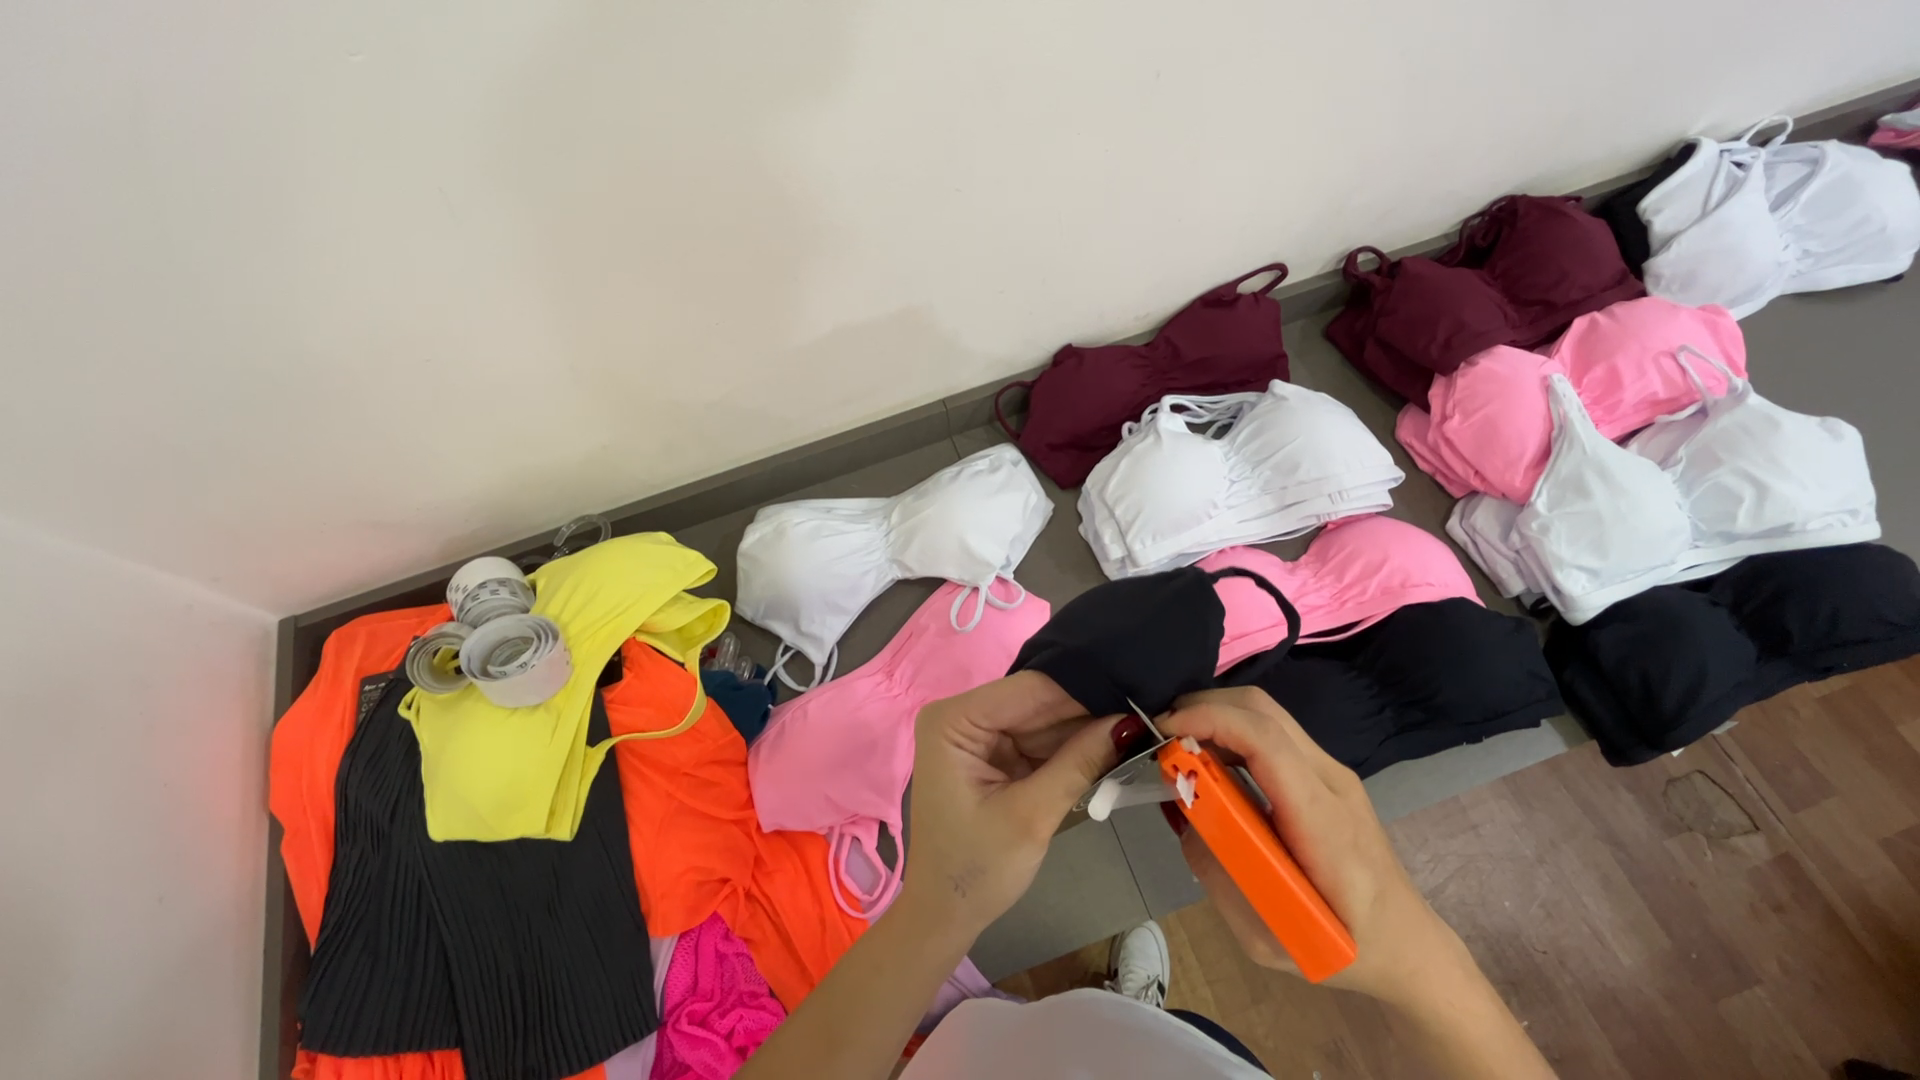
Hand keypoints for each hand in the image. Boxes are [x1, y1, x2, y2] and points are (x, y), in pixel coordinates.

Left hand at [900, 672, 1119, 939]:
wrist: (946, 914)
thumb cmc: (976, 869)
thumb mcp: (1031, 816)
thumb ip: (1079, 763)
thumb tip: (1130, 721)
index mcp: (954, 721)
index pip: (1030, 689)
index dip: (1085, 686)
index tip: (1138, 683)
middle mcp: (963, 715)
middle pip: (1039, 700)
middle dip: (1091, 706)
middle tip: (1150, 703)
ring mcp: (979, 734)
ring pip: (1046, 718)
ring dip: (1089, 725)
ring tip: (1143, 718)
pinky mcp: (995, 754)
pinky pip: (1042, 739)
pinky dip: (1074, 745)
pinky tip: (1116, 739)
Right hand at [1157, 686, 1455, 1004]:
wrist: (1410, 946)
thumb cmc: (1347, 951)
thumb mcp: (1270, 940)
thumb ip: (1219, 878)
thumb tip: (1183, 815)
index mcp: (1325, 823)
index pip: (1267, 743)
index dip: (1210, 722)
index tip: (1162, 732)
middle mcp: (1333, 782)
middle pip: (1262, 711)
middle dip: (1202, 708)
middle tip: (1158, 737)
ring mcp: (1333, 772)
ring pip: (1266, 712)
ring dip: (1214, 716)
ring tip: (1175, 748)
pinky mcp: (1324, 773)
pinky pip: (1270, 732)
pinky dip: (1229, 730)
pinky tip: (1206, 760)